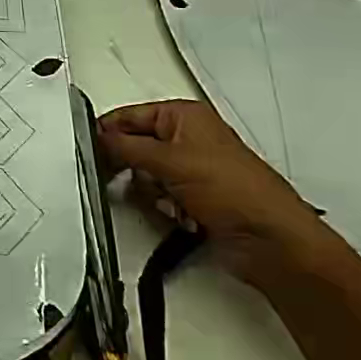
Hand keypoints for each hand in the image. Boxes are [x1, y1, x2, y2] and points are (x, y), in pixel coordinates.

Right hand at [96, 100, 342, 290]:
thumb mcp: (168, 161)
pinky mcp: (195, 196)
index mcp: (183, 116)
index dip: (106, 133)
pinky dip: (164, 206)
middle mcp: (186, 138)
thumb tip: (96, 137)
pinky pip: (160, 196)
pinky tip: (182, 215)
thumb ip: (124, 147)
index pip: (127, 116)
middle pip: (133, 146)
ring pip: (144, 174)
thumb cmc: (233, 192)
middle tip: (120, 179)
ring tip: (169, 201)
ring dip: (150, 191)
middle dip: (131, 167)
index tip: (88, 151)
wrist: (273, 243)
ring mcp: (191, 168)